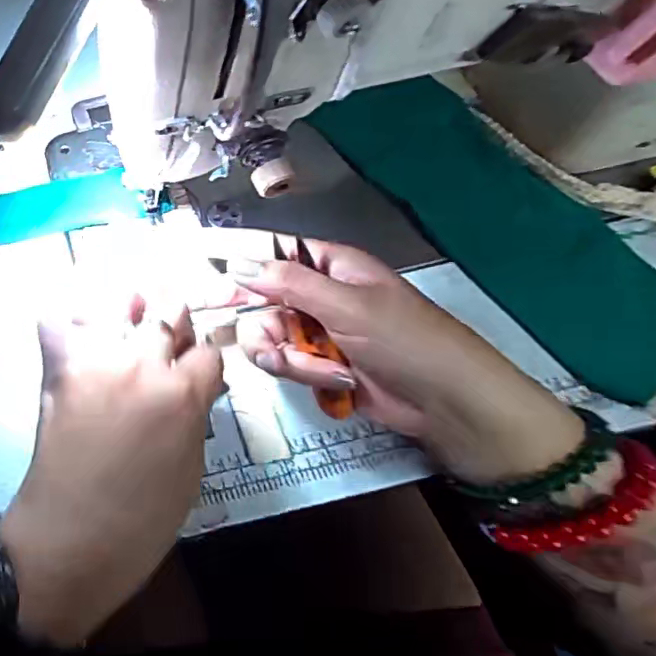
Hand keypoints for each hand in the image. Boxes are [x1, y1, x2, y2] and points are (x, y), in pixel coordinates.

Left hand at [0, 294, 223, 646]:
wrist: (71, 543)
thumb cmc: (143, 521)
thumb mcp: (192, 469)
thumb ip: (196, 415)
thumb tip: (196, 386)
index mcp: (185, 394)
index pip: (208, 350)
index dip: (204, 364)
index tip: (195, 375)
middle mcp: (144, 365)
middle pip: (169, 310)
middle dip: (173, 326)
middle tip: (164, 347)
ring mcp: (98, 362)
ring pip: (119, 303)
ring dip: (127, 313)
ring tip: (125, 327)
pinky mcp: (60, 370)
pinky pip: (60, 324)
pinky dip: (70, 324)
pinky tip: (81, 338)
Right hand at [207, 233, 582, 485]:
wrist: (446, 402)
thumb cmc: (405, 339)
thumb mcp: (347, 305)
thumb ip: (290, 283)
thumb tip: (239, 262)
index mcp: (330, 265)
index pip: (275, 252)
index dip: (242, 262)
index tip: (209, 275)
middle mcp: (320, 294)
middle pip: (263, 301)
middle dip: (271, 328)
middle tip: (282, 344)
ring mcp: (320, 332)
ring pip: (272, 337)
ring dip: (290, 357)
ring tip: (321, 369)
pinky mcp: (321, 366)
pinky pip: (288, 363)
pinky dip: (304, 374)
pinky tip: (332, 382)